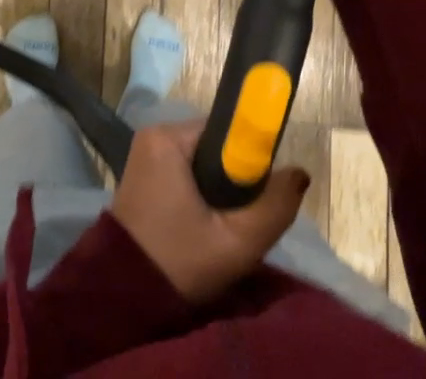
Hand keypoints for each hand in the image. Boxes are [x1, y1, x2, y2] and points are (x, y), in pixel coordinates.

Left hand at [109, 121, 310, 304]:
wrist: (125, 295)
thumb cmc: (180, 262)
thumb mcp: (238, 242)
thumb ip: (275, 206)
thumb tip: (300, 172)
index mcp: (167, 138)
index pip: (227, 131)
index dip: (250, 160)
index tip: (256, 195)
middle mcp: (152, 136)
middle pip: (215, 146)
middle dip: (235, 178)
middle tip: (241, 218)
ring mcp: (145, 155)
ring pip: (202, 161)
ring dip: (219, 189)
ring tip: (223, 225)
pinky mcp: (143, 174)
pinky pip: (185, 172)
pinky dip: (201, 194)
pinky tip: (205, 224)